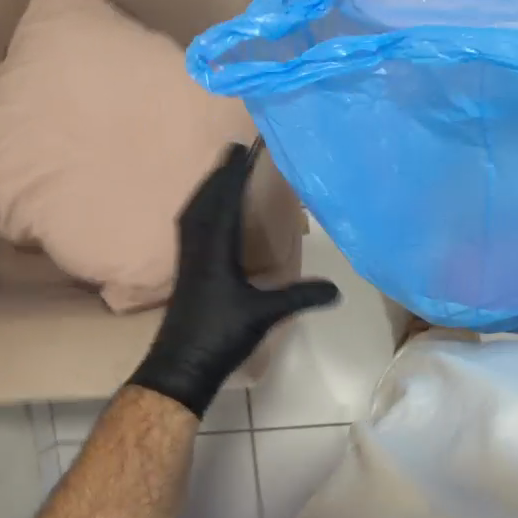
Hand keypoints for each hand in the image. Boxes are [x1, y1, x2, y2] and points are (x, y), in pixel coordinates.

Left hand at [128, 144, 339, 416]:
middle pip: (203, 201)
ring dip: (208, 191)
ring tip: (223, 177)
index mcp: (214, 249)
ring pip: (194, 214)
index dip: (232, 174)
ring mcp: (188, 261)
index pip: (222, 201)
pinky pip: (192, 229)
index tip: (243, 149)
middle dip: (218, 175)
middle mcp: (196, 247)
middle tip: (234, 153)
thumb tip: (337, 287)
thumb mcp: (265, 315)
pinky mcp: (187, 274)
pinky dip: (203, 212)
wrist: (180, 367)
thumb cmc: (219, 336)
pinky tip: (212, 220)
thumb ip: (300, 296)